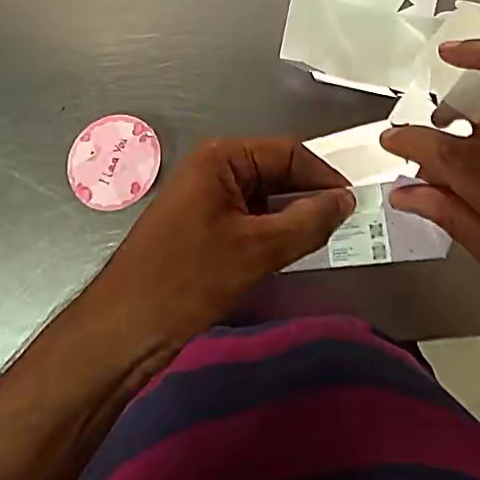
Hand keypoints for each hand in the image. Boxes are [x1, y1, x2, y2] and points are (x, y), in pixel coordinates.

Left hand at [89, 138, 354, 345]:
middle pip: (276, 173)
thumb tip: (344, 202)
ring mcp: (207, 199)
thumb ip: (307, 222)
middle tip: (347, 223)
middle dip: (310, 197)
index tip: (354, 202)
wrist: (125, 328)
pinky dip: (274, 234)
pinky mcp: (204, 227)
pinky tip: (293, 252)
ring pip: (265, 199)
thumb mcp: (256, 249)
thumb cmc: (187, 278)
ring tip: (326, 240)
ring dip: (294, 218)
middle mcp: (213, 169)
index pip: (287, 152)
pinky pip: (251, 220)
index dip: (324, 176)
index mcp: (221, 158)